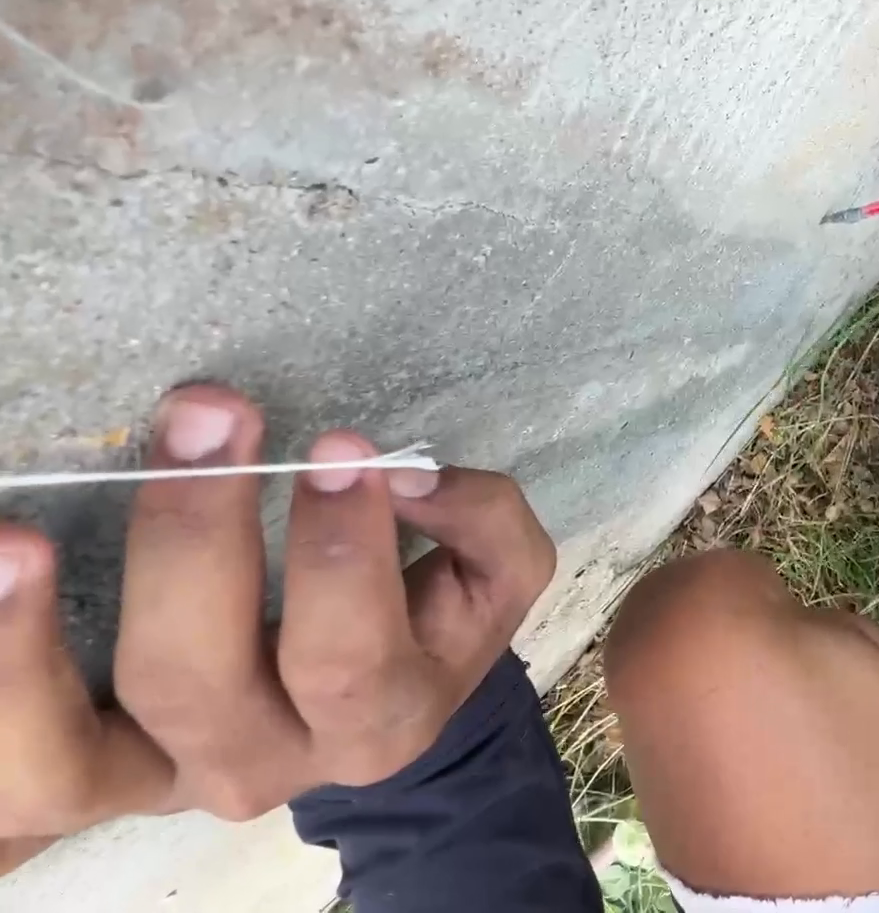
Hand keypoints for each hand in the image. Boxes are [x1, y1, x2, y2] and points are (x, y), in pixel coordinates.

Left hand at [0, 384, 556, 846]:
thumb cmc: (445, 619)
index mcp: (386, 716)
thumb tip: (399, 475)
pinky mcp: (85, 788)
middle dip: (199, 538)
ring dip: (25, 643)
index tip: (340, 445)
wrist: (385, 703)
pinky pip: (6, 784)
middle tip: (212, 416)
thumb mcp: (503, 569)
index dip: (339, 550)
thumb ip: (480, 518)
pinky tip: (1, 576)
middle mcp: (273, 766)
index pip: (349, 649)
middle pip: (203, 680)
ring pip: (65, 754)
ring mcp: (164, 785)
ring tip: (20, 533)